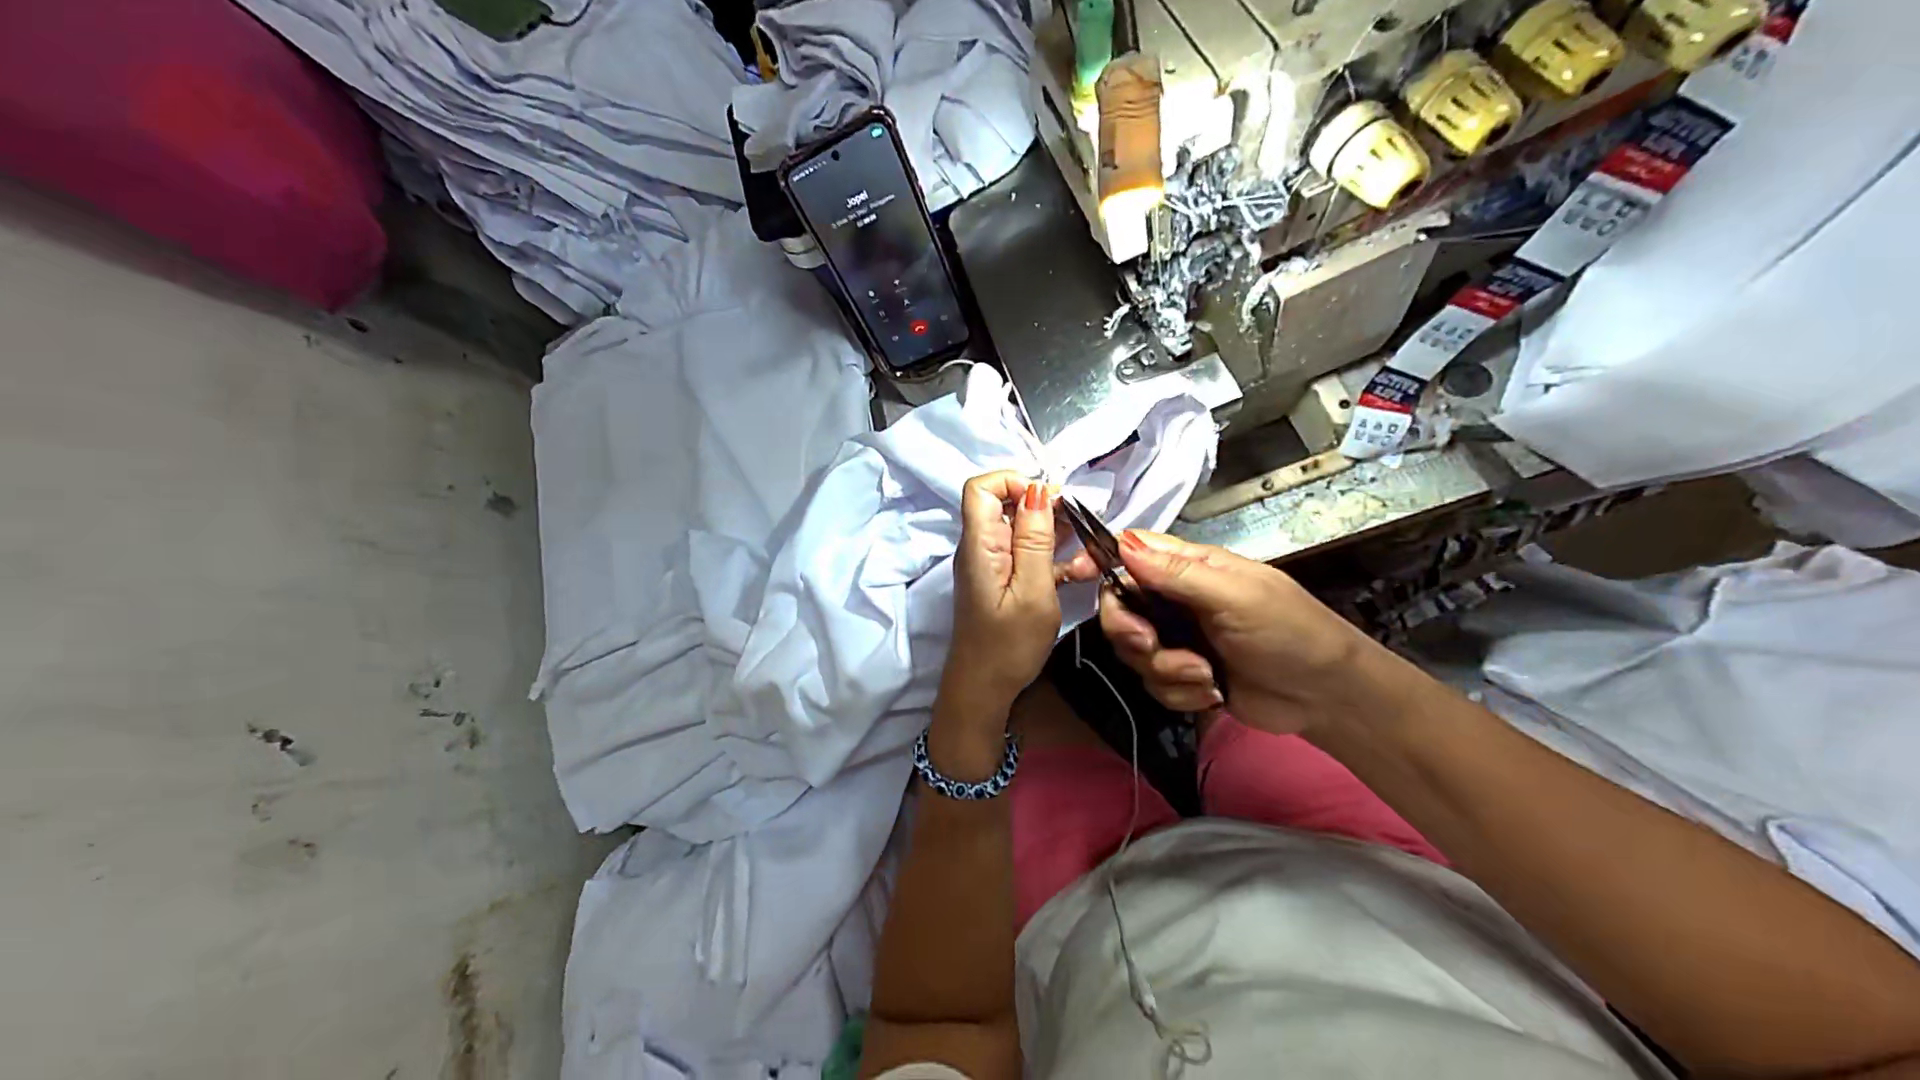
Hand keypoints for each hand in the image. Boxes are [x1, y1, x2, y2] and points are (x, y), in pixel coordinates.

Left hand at [945, 471, 1063, 716]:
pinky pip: (1030, 555)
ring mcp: (994, 564)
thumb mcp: (1032, 592)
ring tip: (1090, 552)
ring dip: (1059, 535)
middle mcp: (982, 547)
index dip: (1014, 481)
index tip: (1051, 500)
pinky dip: (1055, 558)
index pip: (981, 487)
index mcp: (980, 545)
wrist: (985, 691)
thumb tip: (1038, 489)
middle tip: (1084, 525)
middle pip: (1008, 504)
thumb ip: (1035, 540)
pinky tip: (1082, 571)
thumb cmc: (1008, 646)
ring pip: (1025, 530)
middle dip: (1048, 508)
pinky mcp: (1005, 580)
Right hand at [1082, 529, 1380, 734]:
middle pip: (1120, 608)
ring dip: (1167, 670)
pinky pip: (1154, 684)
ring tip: (1206, 676)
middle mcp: (1176, 600)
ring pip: (1134, 653)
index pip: (1130, 554)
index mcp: (1189, 568)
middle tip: (1153, 645)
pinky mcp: (1184, 676)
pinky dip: (1181, 694)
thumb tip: (1124, 542)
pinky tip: (1212, 694)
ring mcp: (1179, 639)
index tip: (1078, 575)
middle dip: (1132, 633)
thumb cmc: (1291, 632)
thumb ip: (1177, 573)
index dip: (1101, 562)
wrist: (1327, 698)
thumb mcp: (1236, 596)